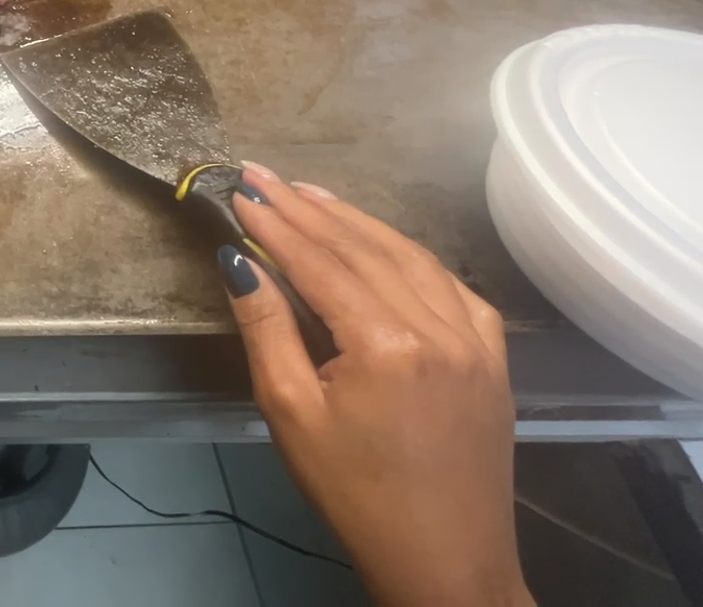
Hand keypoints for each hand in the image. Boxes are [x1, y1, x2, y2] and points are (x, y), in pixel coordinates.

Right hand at [220, 163, 532, 606]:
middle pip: (361, 250)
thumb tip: (237, 260)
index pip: (319, 263)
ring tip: (306, 192)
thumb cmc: (349, 484)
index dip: (273, 224)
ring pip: (408, 257)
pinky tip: (379, 239)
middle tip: (260, 175)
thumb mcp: (287, 407)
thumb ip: (265, 326)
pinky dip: (406, 252)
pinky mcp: (493, 357)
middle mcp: (441, 330)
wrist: (442, 555)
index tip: (239, 191)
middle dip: (304, 209)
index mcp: (388, 345)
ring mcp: (476, 341)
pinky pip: (449, 285)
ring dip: (353, 220)